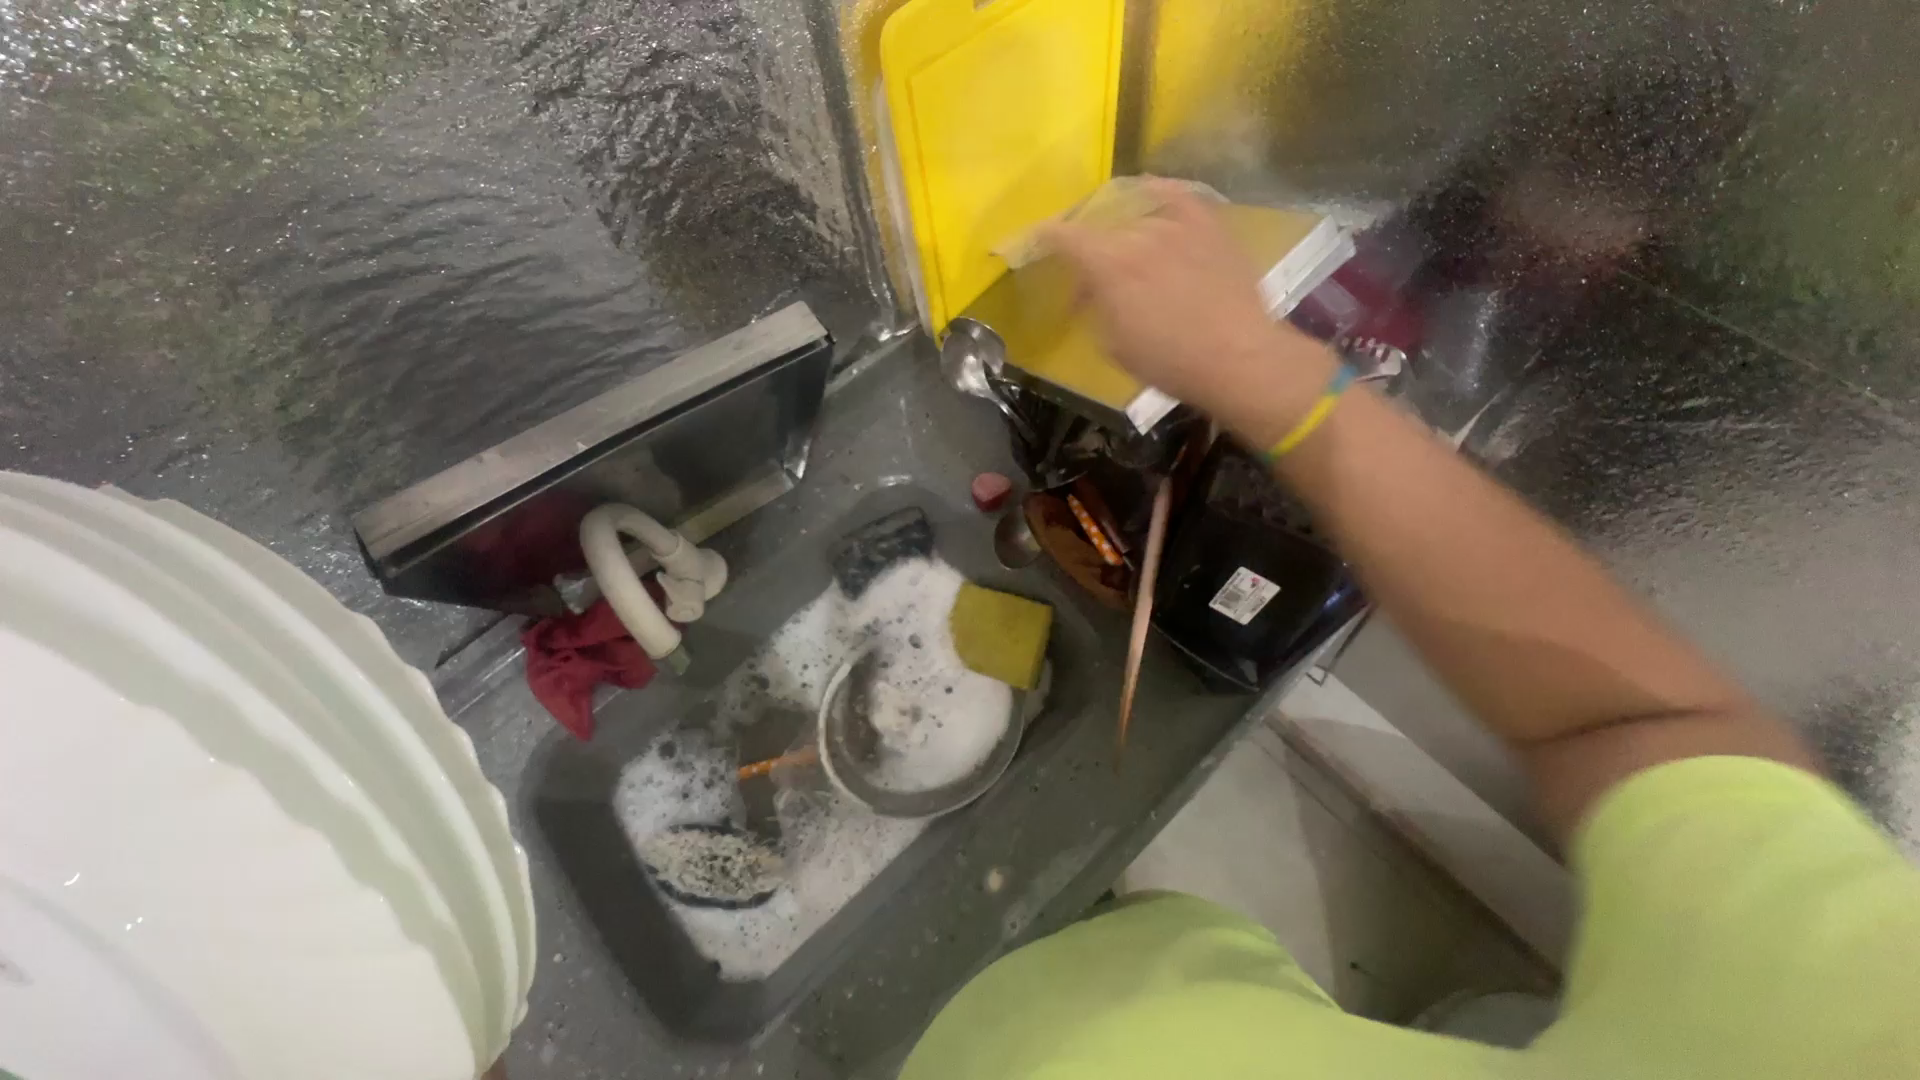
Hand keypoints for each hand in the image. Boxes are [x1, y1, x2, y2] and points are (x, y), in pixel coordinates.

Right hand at [1039, 180, 1336, 440]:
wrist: (1236, 357)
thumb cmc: (1168, 362)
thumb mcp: (1113, 344)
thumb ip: (1095, 307)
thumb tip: (1091, 293)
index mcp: (1108, 264)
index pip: (1063, 236)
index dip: (1042, 237)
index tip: (1032, 243)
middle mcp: (1138, 233)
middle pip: (1099, 230)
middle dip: (1087, 256)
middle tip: (1090, 290)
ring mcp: (1177, 224)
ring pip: (1134, 217)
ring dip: (1119, 236)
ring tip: (1122, 254)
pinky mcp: (1208, 224)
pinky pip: (1176, 195)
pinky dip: (1156, 191)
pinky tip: (1149, 193)